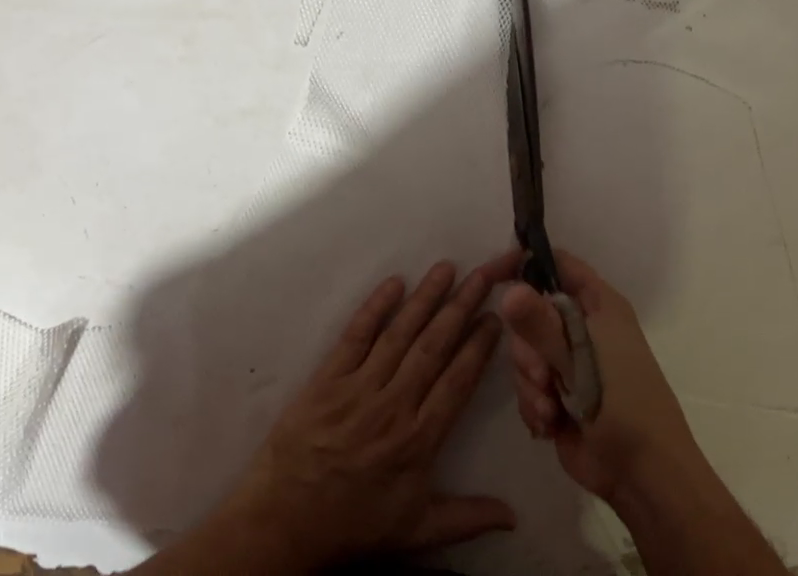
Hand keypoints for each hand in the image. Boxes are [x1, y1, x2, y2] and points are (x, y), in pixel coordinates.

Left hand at [203, 259, 516, 571]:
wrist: (283, 522)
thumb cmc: (352, 525)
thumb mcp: (416, 530)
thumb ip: (467, 518)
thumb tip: (514, 518)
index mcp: (419, 439)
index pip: (458, 380)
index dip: (479, 347)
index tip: (496, 318)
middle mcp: (393, 405)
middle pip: (434, 347)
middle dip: (461, 308)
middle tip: (482, 275)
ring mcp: (358, 388)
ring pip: (399, 334)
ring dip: (425, 299)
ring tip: (446, 268)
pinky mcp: (327, 379)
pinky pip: (355, 336)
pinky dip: (375, 308)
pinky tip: (394, 283)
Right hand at [497, 250, 701, 502]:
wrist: (644, 476)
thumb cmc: (623, 405)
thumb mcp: (579, 360)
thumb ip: (540, 325)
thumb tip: (508, 290)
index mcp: (599, 305)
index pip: (557, 264)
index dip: (523, 262)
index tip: (489, 277)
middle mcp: (584, 328)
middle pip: (530, 314)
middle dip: (527, 349)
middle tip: (541, 375)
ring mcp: (571, 363)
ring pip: (526, 354)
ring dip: (530, 383)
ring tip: (550, 409)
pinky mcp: (560, 396)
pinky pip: (529, 386)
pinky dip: (534, 405)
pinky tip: (548, 425)